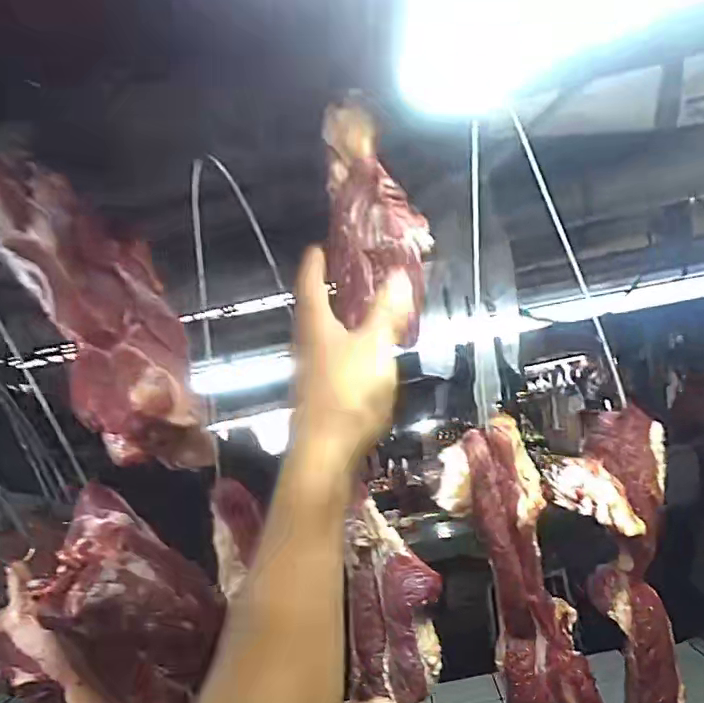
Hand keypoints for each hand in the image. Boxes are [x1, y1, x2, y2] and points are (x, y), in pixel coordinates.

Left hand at [288, 246, 412, 468]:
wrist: (325, 454)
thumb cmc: (348, 394)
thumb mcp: (375, 347)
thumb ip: (386, 312)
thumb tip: (398, 274)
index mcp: (316, 327)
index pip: (310, 285)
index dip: (315, 264)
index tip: (319, 248)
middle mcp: (306, 348)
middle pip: (313, 314)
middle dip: (327, 295)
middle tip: (345, 279)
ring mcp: (310, 377)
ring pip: (323, 341)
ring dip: (338, 326)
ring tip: (360, 317)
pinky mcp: (319, 401)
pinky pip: (333, 365)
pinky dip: (346, 353)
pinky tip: (363, 362)